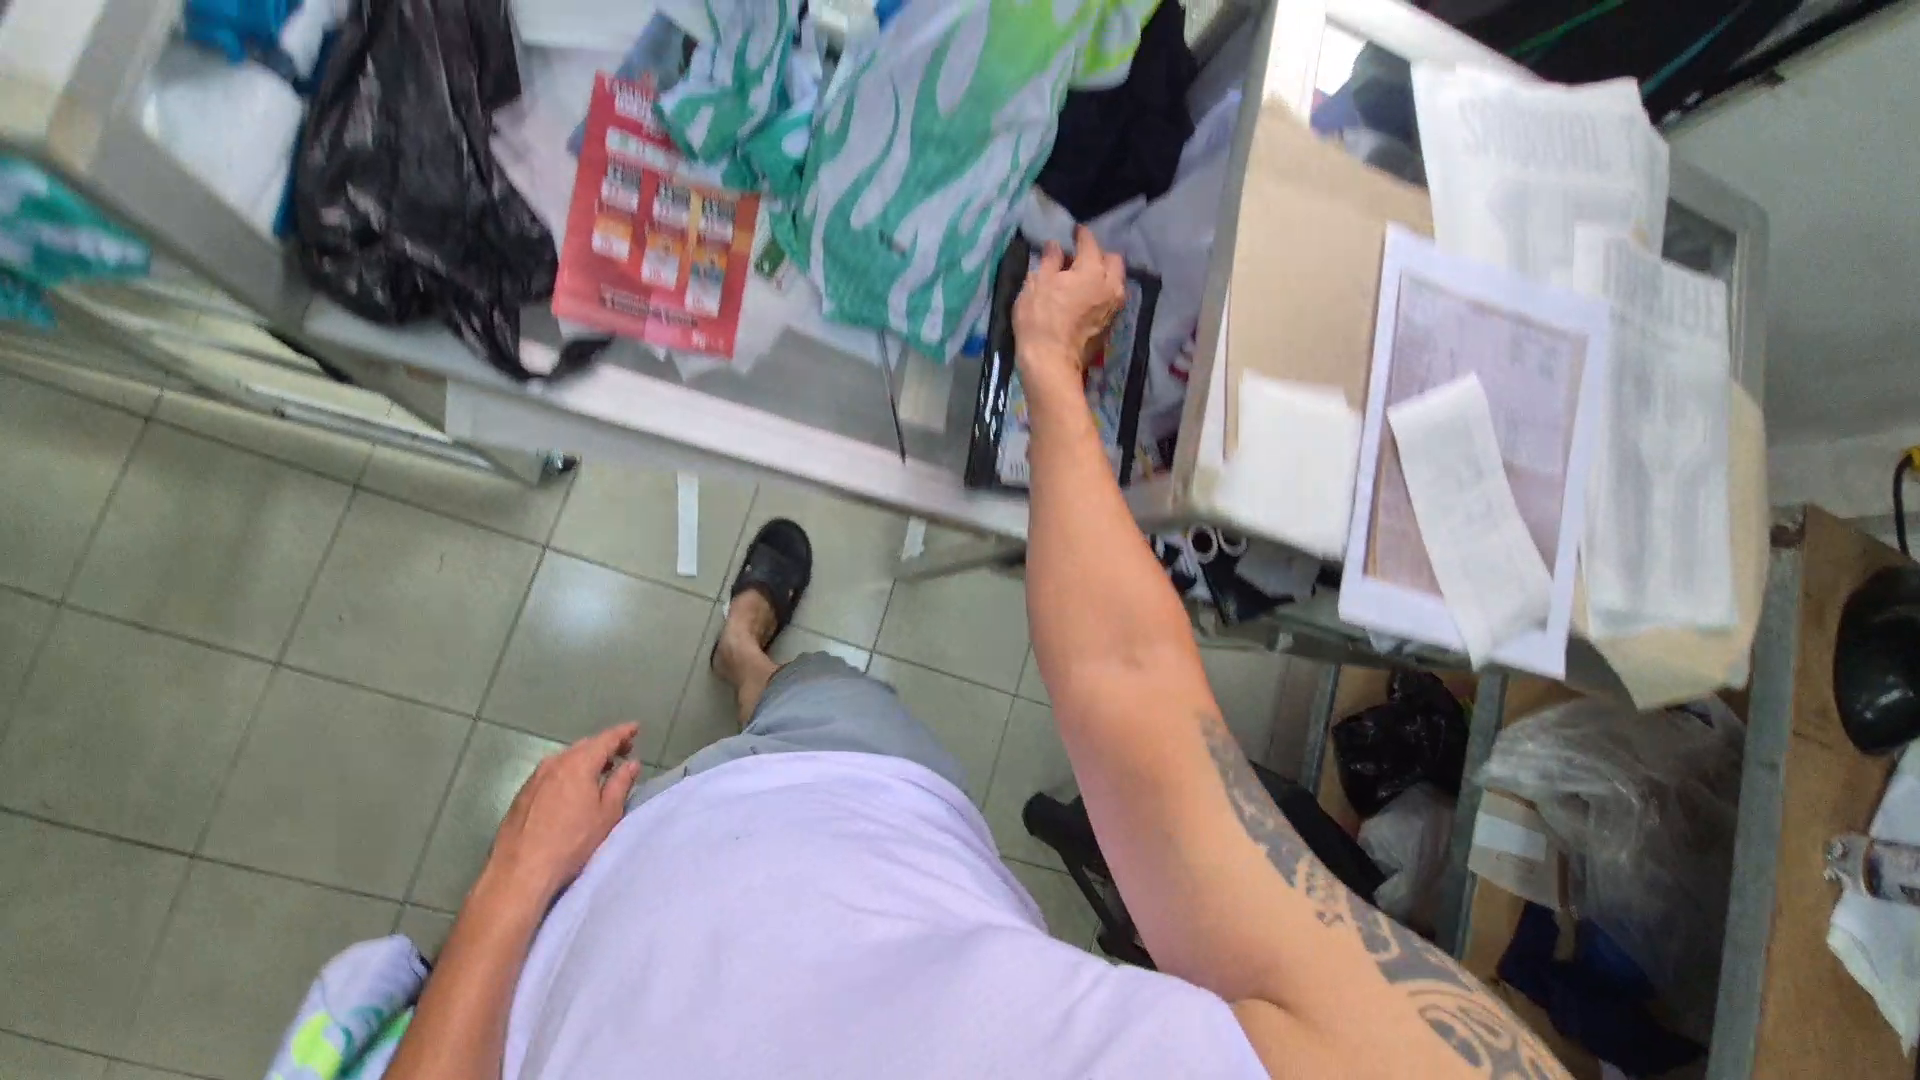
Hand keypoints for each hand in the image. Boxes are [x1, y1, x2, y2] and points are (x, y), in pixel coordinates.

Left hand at [482, 723, 641, 903]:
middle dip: (605, 746)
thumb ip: (621, 784)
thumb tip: (631, 763)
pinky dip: (567, 772)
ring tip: (599, 770)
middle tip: (622, 752)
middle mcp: (554, 763)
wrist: (520, 872)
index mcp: (578, 764)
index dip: (623, 732)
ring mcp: (534, 779)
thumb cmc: (572, 842)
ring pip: (565, 758)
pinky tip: (572, 788)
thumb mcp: (607, 814)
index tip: (636, 728)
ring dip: (585, 759)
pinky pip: (551, 773)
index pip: (606, 739)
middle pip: (584, 746)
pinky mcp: (522, 795)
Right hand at [1013, 225, 1125, 406]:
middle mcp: (1111, 285)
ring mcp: (1114, 308)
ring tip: (1083, 280)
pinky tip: (1086, 298)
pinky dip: (1102, 293)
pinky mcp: (1111, 325)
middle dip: (1098, 255)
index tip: (1074, 232)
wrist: (1051, 363)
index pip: (1090, 243)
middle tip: (1079, 259)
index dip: (1081, 235)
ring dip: (1103, 276)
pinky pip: (1111, 299)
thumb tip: (1056, 247)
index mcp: (1093, 270)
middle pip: (1112, 261)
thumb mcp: (1036, 284)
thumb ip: (1050, 261)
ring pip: (1115, 281)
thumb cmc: (1040, 321)